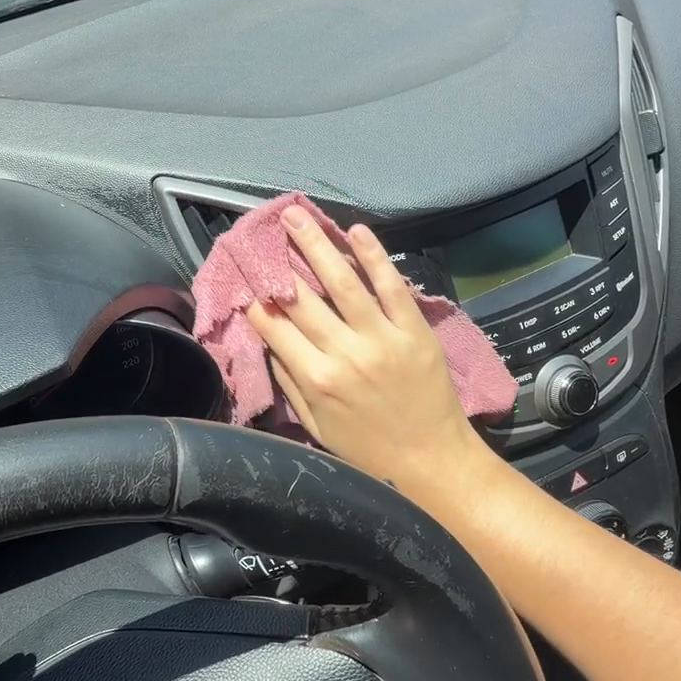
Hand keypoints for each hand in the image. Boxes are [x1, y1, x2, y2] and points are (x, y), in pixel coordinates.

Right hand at [244, 208, 492, 500]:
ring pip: (343, 282)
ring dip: (317, 245)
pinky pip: (392, 287)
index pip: (276, 327)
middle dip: (280, 262)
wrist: (431, 464)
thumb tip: (270, 340)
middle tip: (266, 232)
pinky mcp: (414, 331)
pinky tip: (357, 231)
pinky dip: (375, 256)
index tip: (249, 280)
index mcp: (317, 379)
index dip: (258, 301)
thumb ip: (291, 382)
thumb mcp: (315, 426)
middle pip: (303, 298)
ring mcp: (382, 338)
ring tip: (297, 217)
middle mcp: (345, 353)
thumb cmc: (367, 451)